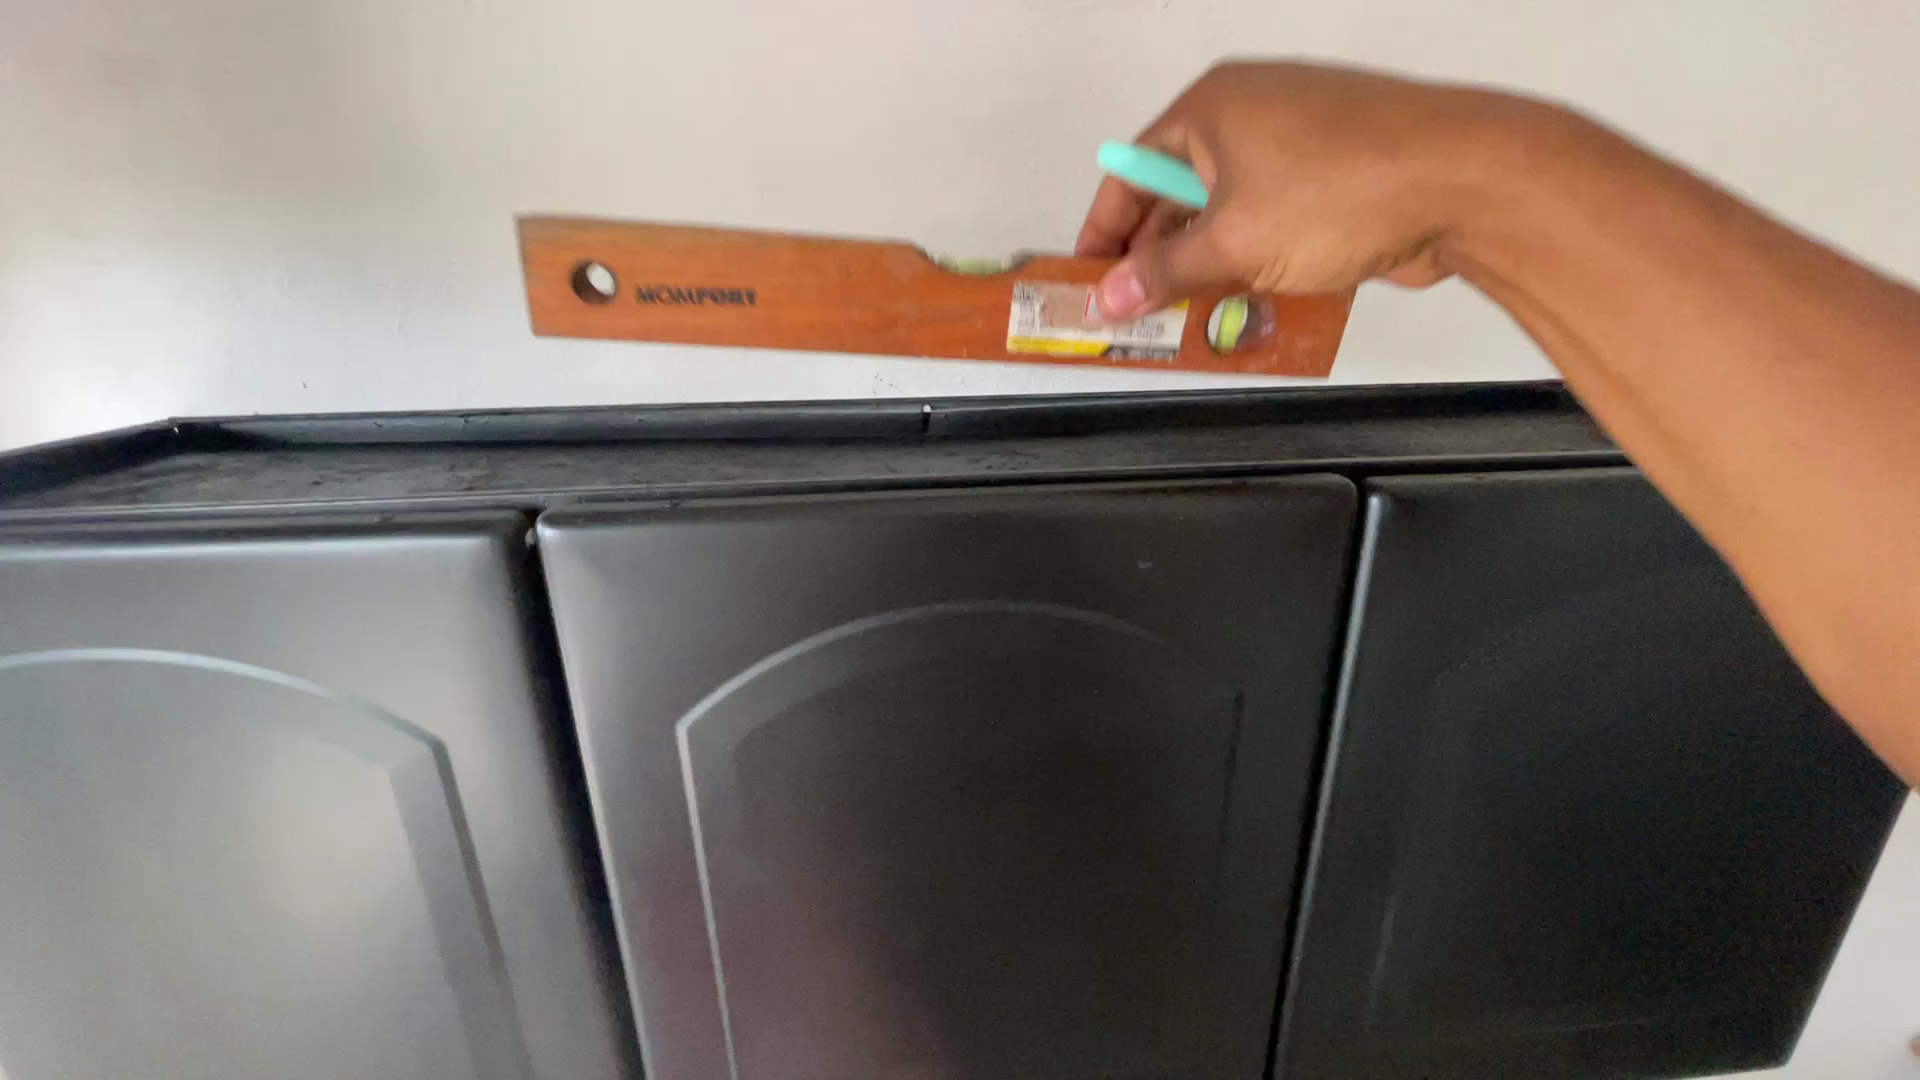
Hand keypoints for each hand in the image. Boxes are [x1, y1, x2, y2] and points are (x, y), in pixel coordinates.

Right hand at [1076, 60, 1535, 318]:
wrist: (1467, 182)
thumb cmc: (1339, 192)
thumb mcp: (1230, 244)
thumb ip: (1161, 276)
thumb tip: (1106, 301)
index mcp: (1210, 110)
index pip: (1129, 174)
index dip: (1102, 233)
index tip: (1087, 281)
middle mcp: (1246, 116)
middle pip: (1173, 196)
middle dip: (1151, 259)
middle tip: (1130, 313)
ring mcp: (1291, 145)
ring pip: (1220, 216)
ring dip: (1198, 270)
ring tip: (1176, 322)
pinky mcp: (1326, 177)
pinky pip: (1262, 224)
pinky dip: (1243, 264)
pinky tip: (1231, 309)